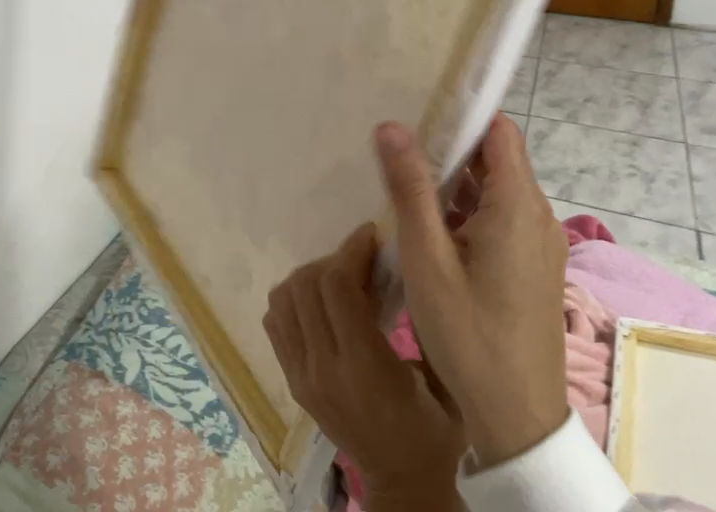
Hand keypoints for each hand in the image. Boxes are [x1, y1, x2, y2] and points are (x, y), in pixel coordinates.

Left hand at [264, 224, 462, 504]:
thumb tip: (397, 264)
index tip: (369, 234)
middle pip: (305, 286)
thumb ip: (417, 322)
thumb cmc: (434, 428)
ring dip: (308, 278)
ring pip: (282, 300)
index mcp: (365, 367)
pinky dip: (292, 301)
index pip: (337, 288)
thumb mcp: (439, 375)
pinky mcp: (292, 382)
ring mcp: (301, 376)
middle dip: (332, 259)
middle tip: (359, 258)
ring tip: (338, 279)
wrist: (404, 481)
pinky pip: (276, 323)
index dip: (351, 250)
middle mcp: (324, 368)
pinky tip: (321, 304)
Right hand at [377, 115, 568, 467]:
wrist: (516, 416)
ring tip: (402, 185)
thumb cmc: (467, 334)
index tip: (416, 112)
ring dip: (455, 185)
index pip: (499, 132)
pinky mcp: (534, 268)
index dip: (462, 115)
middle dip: (449, 150)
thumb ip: (411, 188)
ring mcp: (539, 245)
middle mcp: (538, 217)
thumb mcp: (426, 258)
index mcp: (518, 206)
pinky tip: (427, 230)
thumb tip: (392, 126)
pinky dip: (467, 213)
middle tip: (395, 152)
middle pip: (496, 160)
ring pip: (496, 192)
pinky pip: (501, 220)